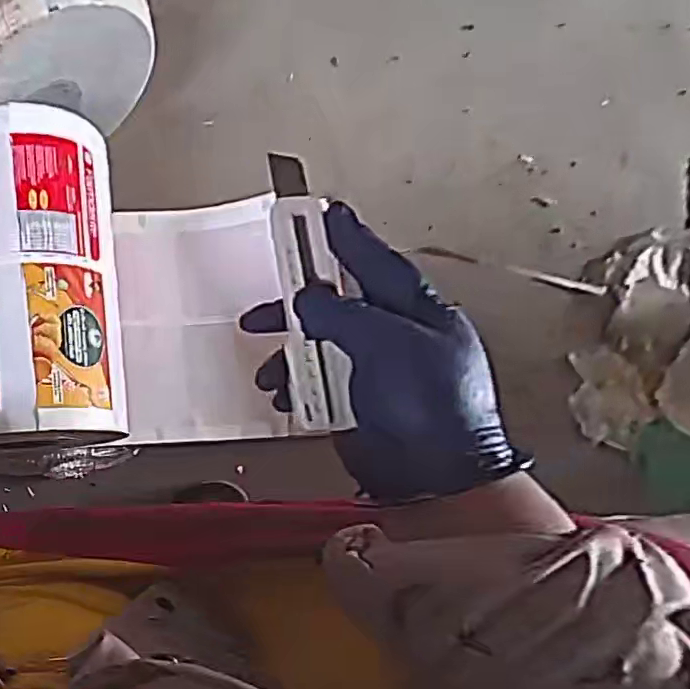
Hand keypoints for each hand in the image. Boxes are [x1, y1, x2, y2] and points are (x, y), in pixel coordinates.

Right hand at [238, 201, 526, 501]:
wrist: (430, 475)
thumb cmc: (426, 405)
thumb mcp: (389, 347)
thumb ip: (344, 316)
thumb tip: (304, 299)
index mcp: (416, 312)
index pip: (375, 264)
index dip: (348, 239)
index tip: (325, 212)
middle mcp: (392, 335)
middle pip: (334, 305)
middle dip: (294, 309)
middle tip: (259, 315)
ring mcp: (370, 369)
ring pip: (314, 345)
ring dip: (285, 356)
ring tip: (267, 375)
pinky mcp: (350, 399)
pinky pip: (310, 379)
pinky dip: (291, 384)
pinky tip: (281, 396)